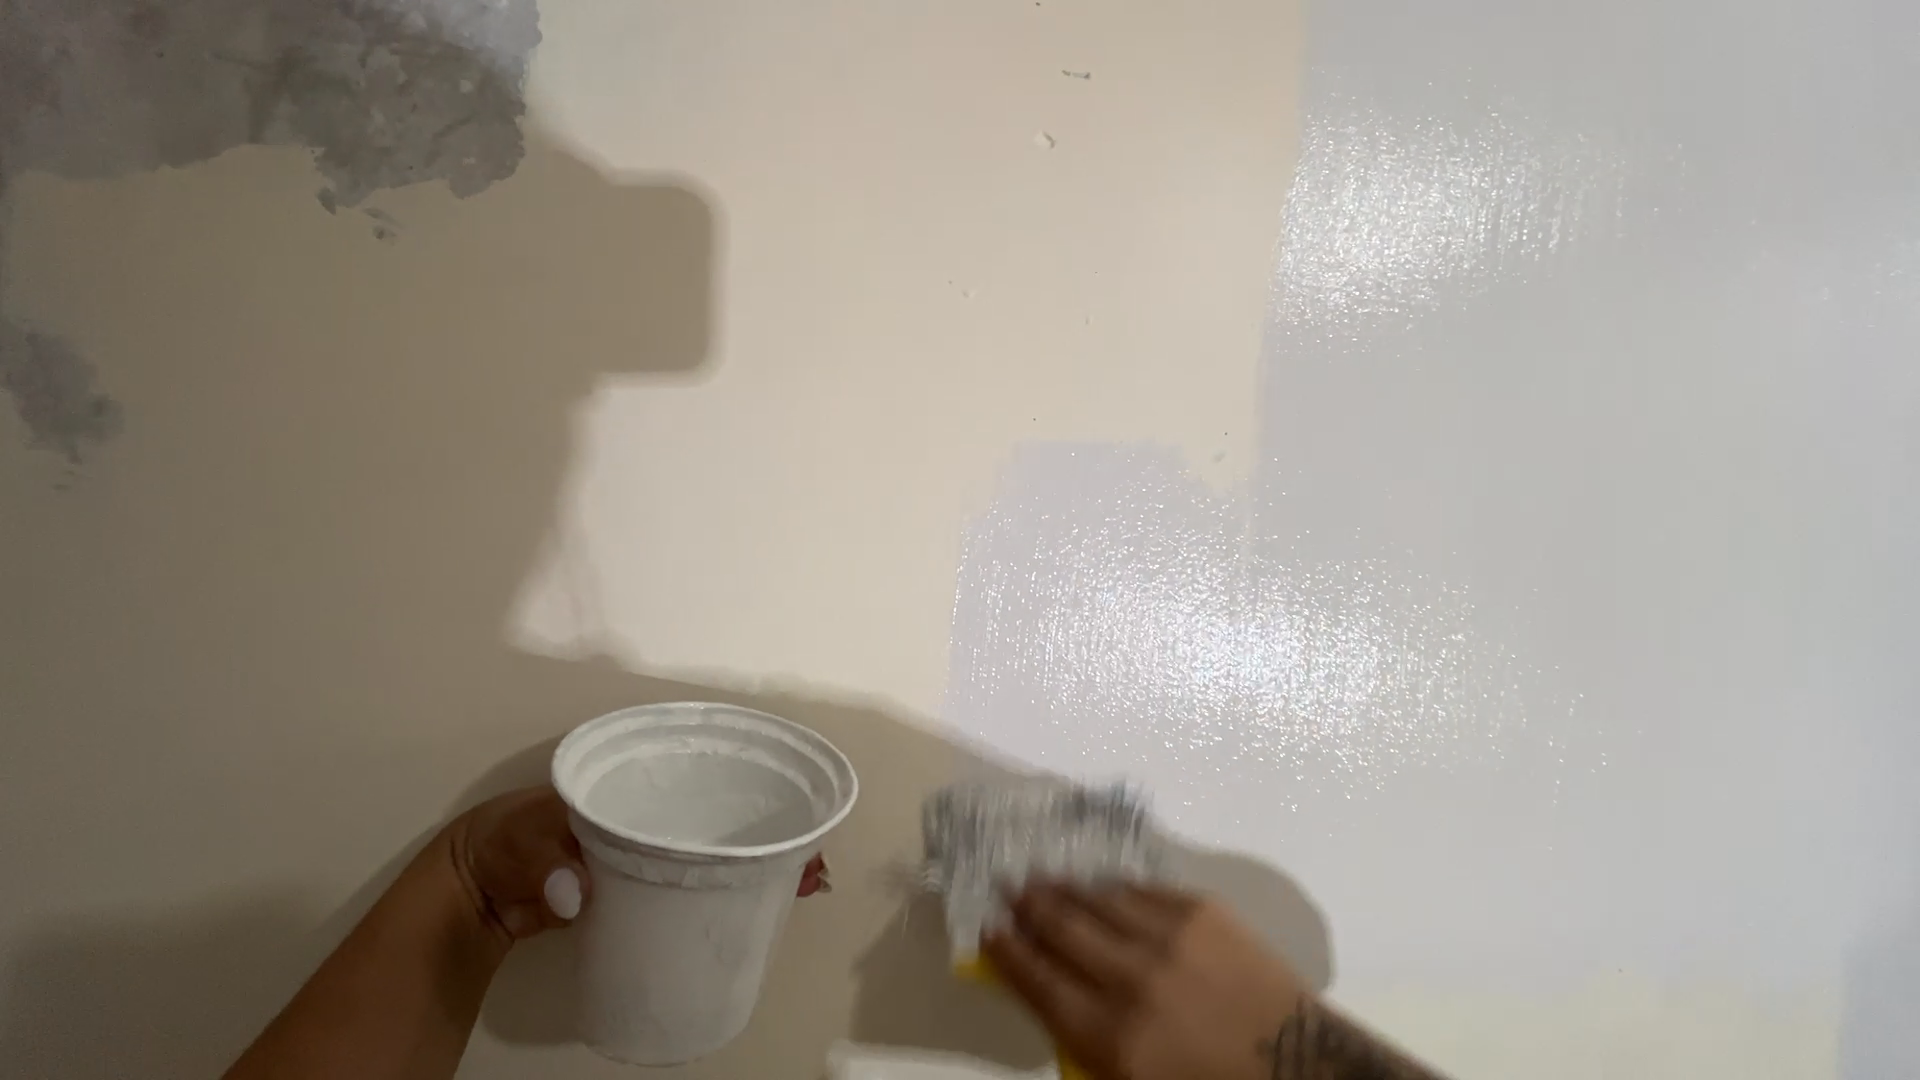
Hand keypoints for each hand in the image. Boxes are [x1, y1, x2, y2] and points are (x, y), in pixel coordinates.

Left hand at [445, 786, 834, 943]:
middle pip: (733, 813)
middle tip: (813, 859)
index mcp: (641, 780)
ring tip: (805, 883)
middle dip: (778, 829)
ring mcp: (657, 851)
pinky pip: (700, 890)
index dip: (759, 783)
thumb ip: (549, 857)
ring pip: (725, 852)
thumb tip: (577, 893)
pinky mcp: (649, 890)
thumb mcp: (524, 834)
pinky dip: (731, 896)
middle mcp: (661, 811)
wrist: (476, 892)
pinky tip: (760, 910)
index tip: (795, 805)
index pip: (712, 770)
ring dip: (765, 865)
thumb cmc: (505, 840)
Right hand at [983, 882, 1307, 1079]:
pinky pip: (1140, 889)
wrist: (1305, 1069)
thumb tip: (1048, 990)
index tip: (985, 927)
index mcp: (1112, 1038)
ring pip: (1096, 898)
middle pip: (1059, 928)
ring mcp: (1167, 936)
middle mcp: (1130, 978)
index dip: (1005, 950)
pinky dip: (1113, 888)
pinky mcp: (1200, 910)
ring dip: (1063, 888)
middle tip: (1006, 887)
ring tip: (1042, 878)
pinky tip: (1100, 885)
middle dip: (1026, 906)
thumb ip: (1086, 1042)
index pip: (1037, 980)